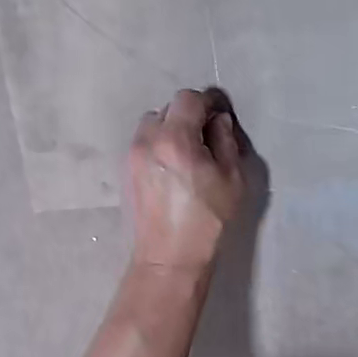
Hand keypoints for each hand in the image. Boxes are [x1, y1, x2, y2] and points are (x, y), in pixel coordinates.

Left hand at [127, 88, 245, 272]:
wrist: (169, 257)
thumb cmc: (207, 220)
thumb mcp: (231, 179)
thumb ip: (225, 141)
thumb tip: (218, 121)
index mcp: (175, 139)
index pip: (188, 98)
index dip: (207, 103)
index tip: (219, 119)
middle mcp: (148, 140)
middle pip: (168, 108)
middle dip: (188, 116)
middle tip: (206, 140)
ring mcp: (132, 155)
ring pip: (152, 124)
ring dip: (170, 129)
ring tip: (186, 154)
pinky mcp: (126, 170)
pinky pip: (143, 143)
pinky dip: (158, 145)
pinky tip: (171, 169)